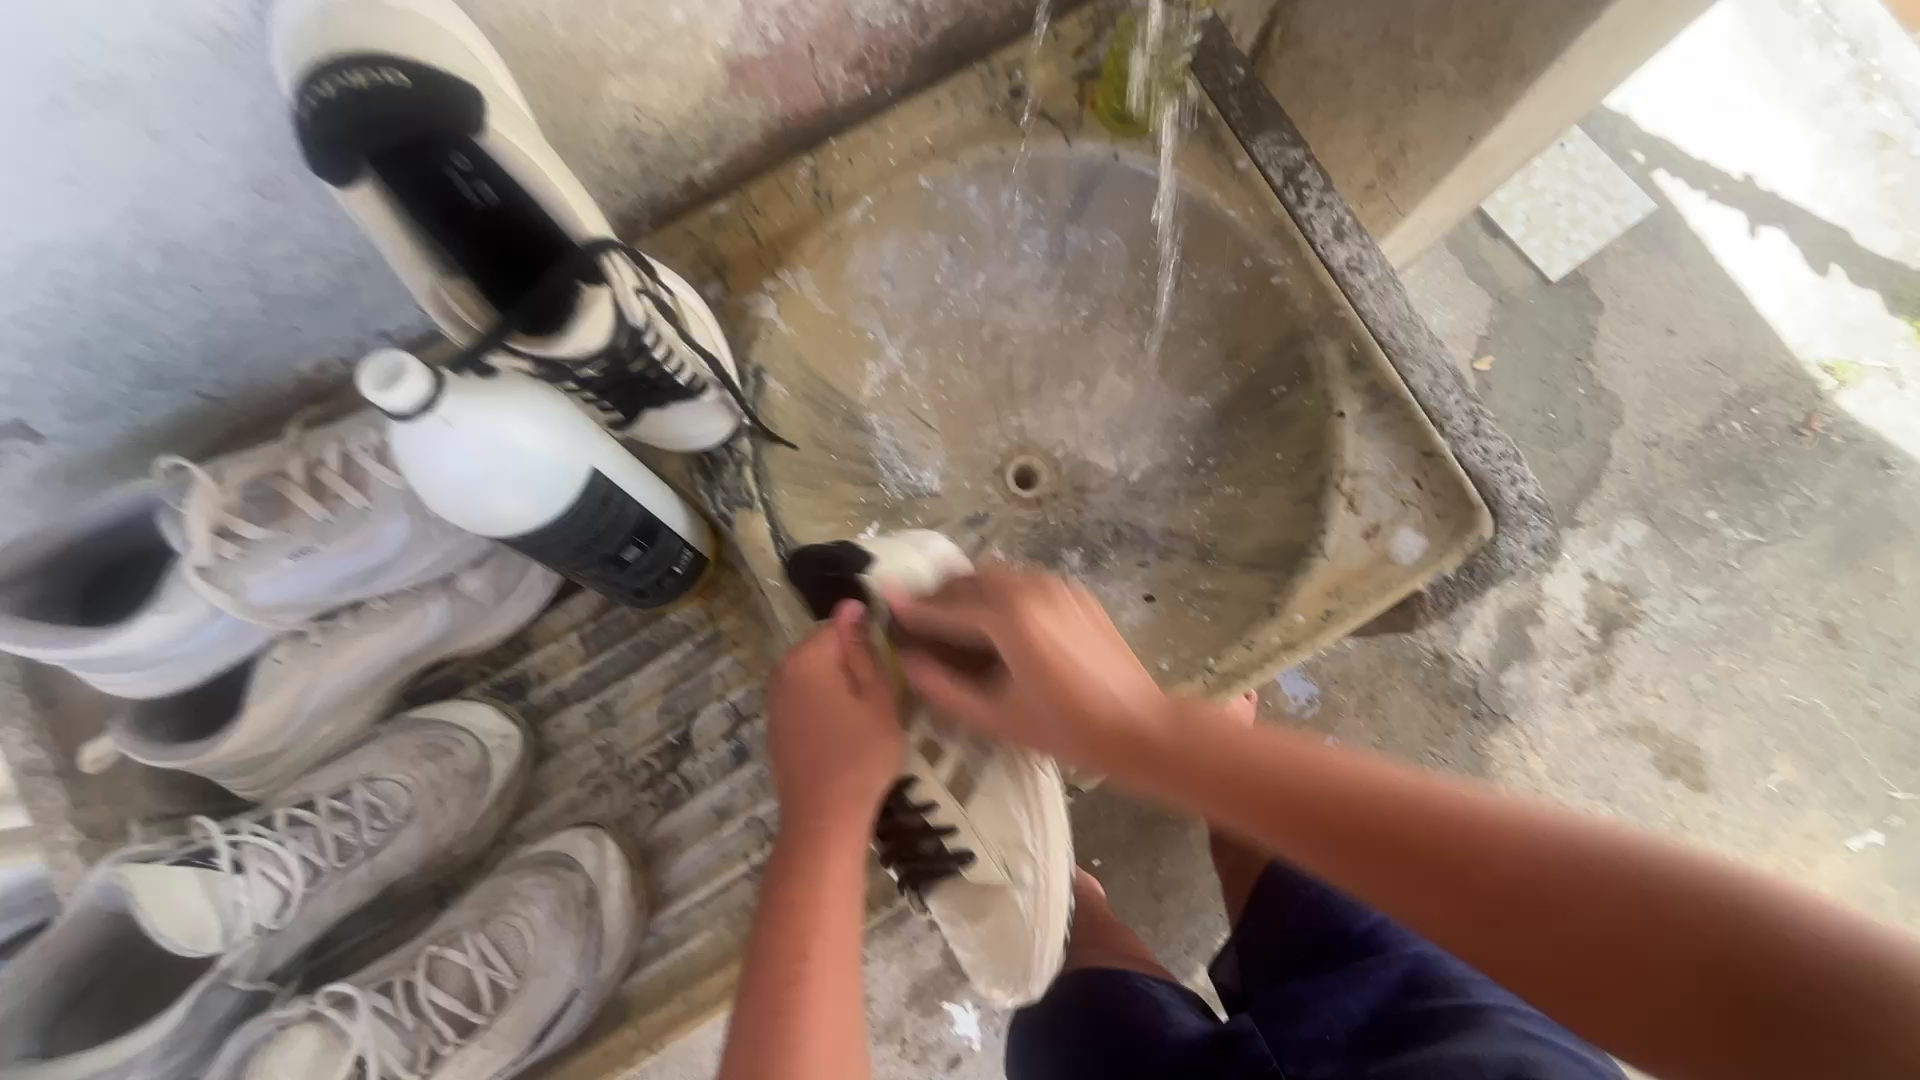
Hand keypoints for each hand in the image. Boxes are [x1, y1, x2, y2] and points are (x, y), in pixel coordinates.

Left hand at [765, 601, 904, 837]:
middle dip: (851, 662)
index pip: (839, 624)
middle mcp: (781, 672)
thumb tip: (852, 608)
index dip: (867, 640)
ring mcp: (774, 701)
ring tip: (866, 713)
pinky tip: (844, 730)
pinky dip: (825, 704)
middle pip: (823, 648)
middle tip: (881, 693)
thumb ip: (862, 650)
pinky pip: (805, 697)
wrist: (824, 819)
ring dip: (839, 684)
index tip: (887, 661)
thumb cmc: (861, 755)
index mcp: (806, 659)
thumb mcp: (877, 698)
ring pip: (815, 674)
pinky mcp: (776, 725)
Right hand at [886, 561, 1180, 774]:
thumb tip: (906, 662)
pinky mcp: (1076, 594)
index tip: (884, 601)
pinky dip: (1002, 593)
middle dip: (942, 596)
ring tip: (958, 623)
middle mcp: (1032, 589)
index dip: (913, 608)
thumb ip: (943, 687)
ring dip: (972, 591)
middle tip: (922, 621)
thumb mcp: (995, 716)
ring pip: (999, 575)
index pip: (948, 608)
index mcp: (1009, 618)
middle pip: (971, 580)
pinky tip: (1001, 625)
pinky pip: (1026, 581)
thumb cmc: (1064, 729)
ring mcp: (1058, 587)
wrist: (1138, 726)